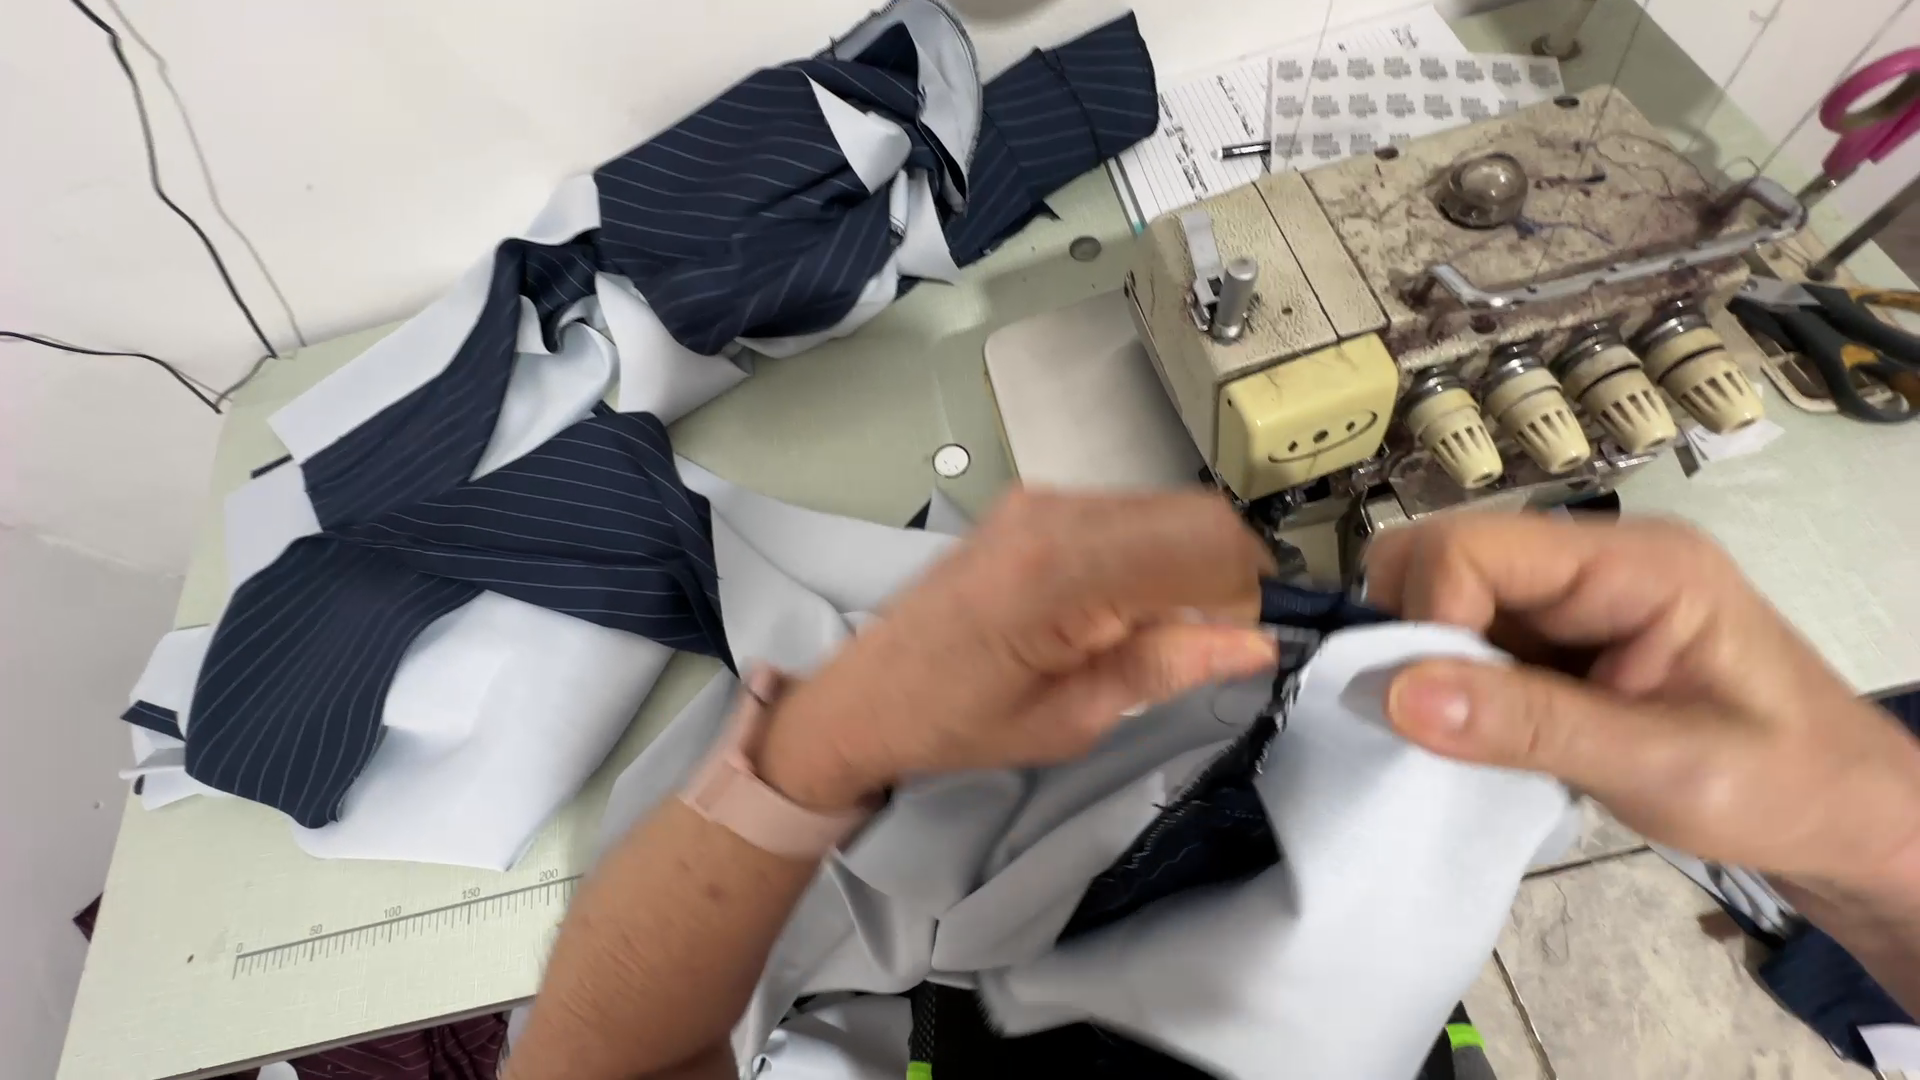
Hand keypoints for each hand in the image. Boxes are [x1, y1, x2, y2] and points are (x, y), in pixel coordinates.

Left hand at [756, 489, 1278, 810]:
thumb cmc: (956, 721)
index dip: (1247, 590)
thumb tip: (1256, 641)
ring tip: (1152, 629)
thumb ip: (1164, 667)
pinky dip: (1148, 552)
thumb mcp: (1071, 718)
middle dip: (1224, 575)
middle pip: (1194, 514)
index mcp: (1061, 571)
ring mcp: (1036, 500)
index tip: (1242, 639)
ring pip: (1163, 508)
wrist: (868, 692)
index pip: (1206, 543)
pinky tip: (1119, 603)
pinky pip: (1123, 513)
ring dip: (1186, 563)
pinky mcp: (1029, 504)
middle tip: (1203, 640)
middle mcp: (1051, 513)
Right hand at [1365, 515, 1919, 892]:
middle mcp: (1584, 557)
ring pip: (1427, 587)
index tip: (1425, 700)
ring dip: (1419, 655)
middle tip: (1432, 705)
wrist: (1849, 823)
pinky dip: (1435, 672)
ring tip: (1466, 718)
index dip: (1426, 615)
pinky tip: (1477, 715)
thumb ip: (1531, 726)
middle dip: (1406, 627)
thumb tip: (1393, 693)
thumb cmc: (1792, 794)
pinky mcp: (1541, 624)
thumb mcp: (1670, 770)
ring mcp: (1559, 589)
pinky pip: (1449, 626)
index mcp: (1633, 564)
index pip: (1468, 548)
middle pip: (1433, 551)